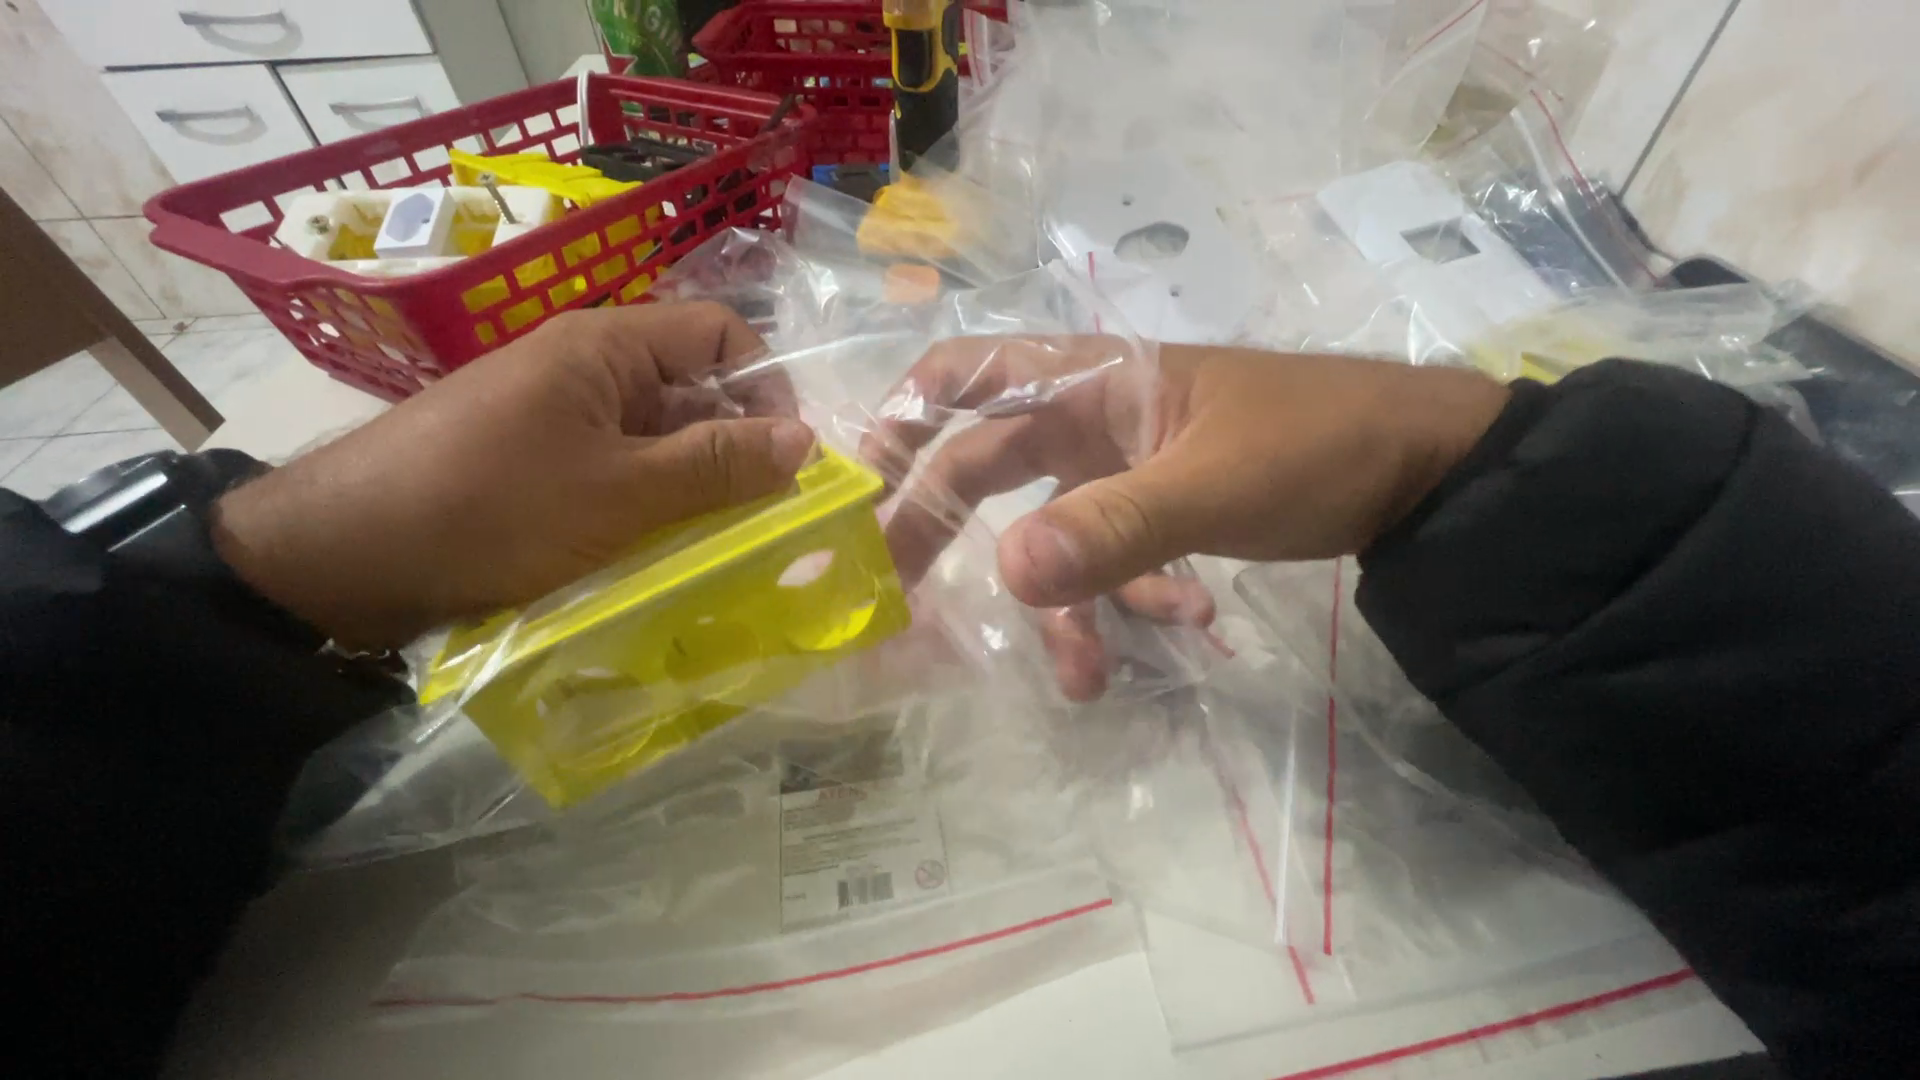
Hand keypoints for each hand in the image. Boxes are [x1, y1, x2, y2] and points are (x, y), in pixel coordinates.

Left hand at [212, 303, 812, 649]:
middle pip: (696, 388)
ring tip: (720, 539)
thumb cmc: (491, 508)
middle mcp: (590, 367)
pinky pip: (625, 468)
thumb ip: (717, 464)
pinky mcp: (545, 459)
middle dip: (737, 447)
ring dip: (698, 483)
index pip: (721, 334)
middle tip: (763, 514)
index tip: (785, 456)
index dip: (767, 386)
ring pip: (663, 436)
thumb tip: (807, 442)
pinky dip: (655, 502)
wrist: (340, 558)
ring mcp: (565, 415)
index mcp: (608, 345)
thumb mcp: (621, 491)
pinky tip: (666, 546)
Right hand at [865, 338, 1508, 697]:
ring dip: (1062, 603)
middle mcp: (1091, 417)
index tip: (864, 486)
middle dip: (942, 526)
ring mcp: (1122, 466)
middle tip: (898, 593)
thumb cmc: (1317, 446)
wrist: (1425, 469)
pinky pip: (1110, 556)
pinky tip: (1183, 616)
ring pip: (1052, 533)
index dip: (903, 419)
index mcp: (1091, 380)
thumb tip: (1004, 573)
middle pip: (986, 465)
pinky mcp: (1155, 508)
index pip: (966, 375)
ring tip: (1087, 674)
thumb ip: (1111, 530)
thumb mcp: (1212, 488)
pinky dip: (1127, 596)